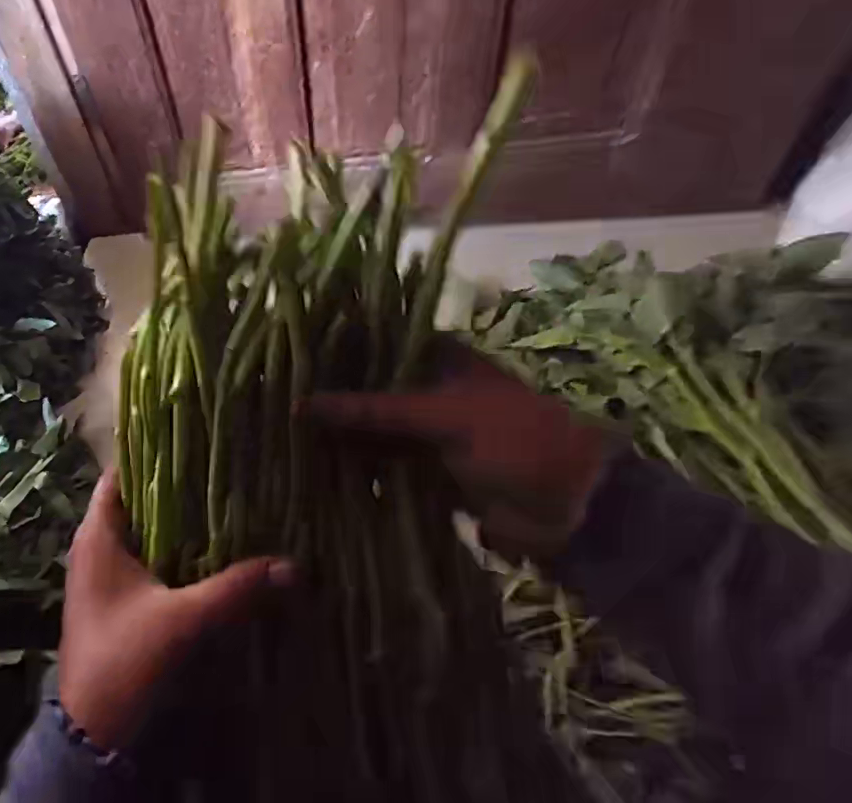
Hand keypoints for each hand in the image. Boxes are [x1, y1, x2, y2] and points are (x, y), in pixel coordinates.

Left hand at [58, 469, 294, 749]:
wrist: (91, 725)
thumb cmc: (125, 657)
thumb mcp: (182, 621)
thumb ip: (234, 591)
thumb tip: (292, 565)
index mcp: (96, 534)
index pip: (118, 476)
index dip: (148, 457)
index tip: (189, 443)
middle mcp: (92, 544)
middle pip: (132, 502)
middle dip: (171, 491)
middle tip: (219, 475)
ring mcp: (99, 571)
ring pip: (138, 532)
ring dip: (172, 524)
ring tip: (221, 508)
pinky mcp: (111, 596)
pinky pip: (140, 558)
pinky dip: (167, 552)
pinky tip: (204, 557)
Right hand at [308, 343, 609, 557]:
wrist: (576, 513)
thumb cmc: (515, 440)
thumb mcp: (438, 416)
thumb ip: (368, 409)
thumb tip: (297, 403)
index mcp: (442, 359)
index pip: (378, 338)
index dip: (337, 338)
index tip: (291, 340)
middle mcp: (428, 386)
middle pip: (366, 380)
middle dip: (327, 384)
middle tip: (275, 380)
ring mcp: (423, 426)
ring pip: (367, 419)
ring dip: (334, 422)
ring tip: (280, 414)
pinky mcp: (420, 463)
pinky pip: (375, 454)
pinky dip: (348, 454)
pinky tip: (308, 449)